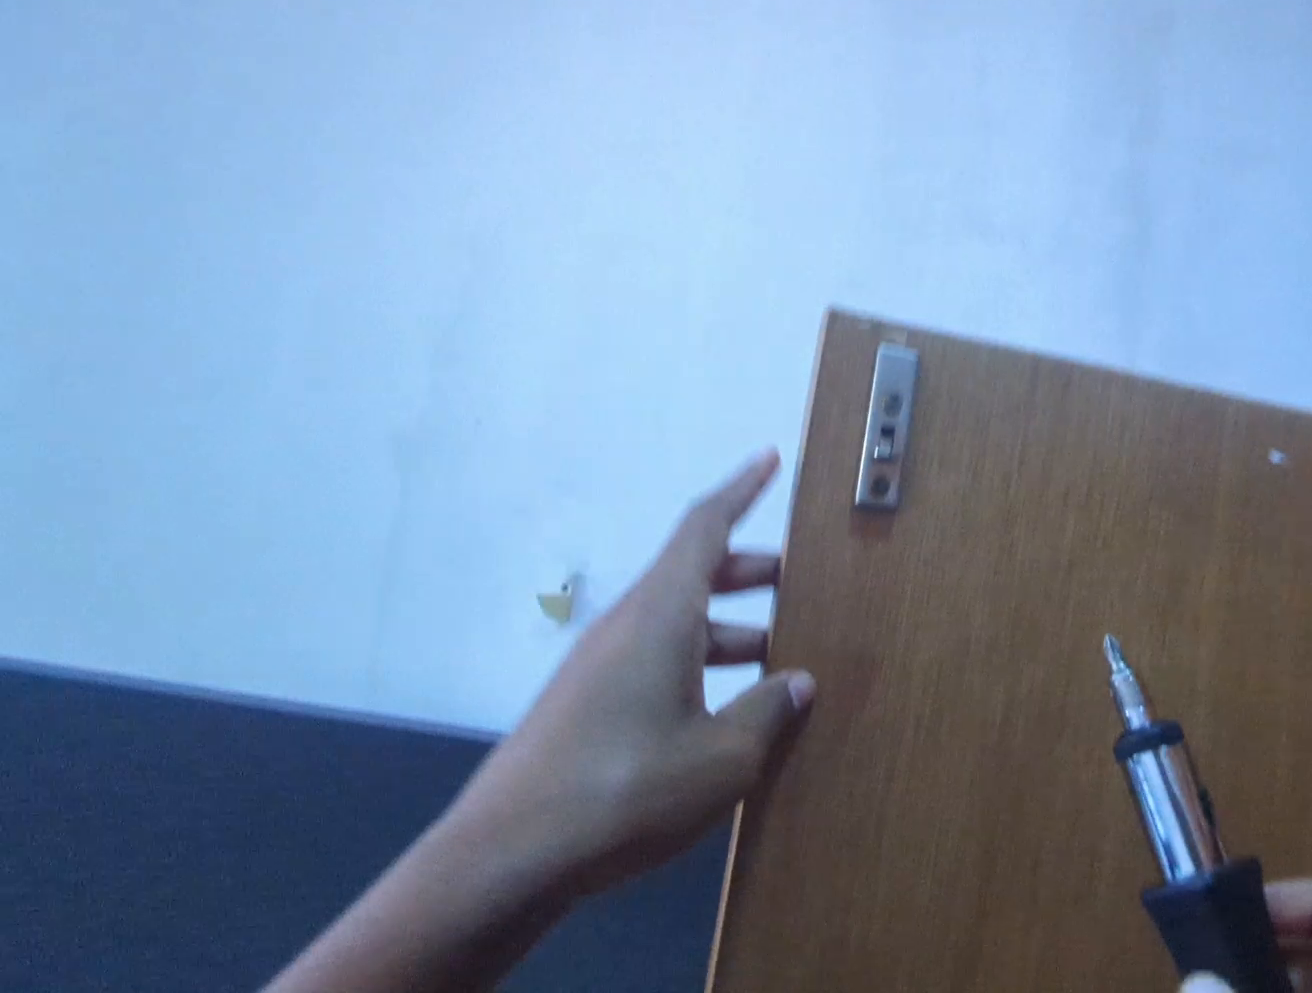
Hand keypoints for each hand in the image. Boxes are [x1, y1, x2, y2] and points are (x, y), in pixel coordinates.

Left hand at [444, 449, 814, 898]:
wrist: (505, 861)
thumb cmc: (623, 791)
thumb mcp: (721, 758)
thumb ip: (769, 712)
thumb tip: (799, 681)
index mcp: (661, 615)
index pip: (706, 527)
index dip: (742, 489)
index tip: (769, 458)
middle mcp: (630, 625)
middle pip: (696, 572)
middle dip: (751, 569)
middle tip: (799, 580)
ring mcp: (604, 663)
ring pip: (680, 620)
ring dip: (731, 626)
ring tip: (780, 658)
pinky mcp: (590, 701)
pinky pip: (659, 656)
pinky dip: (702, 662)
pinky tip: (728, 709)